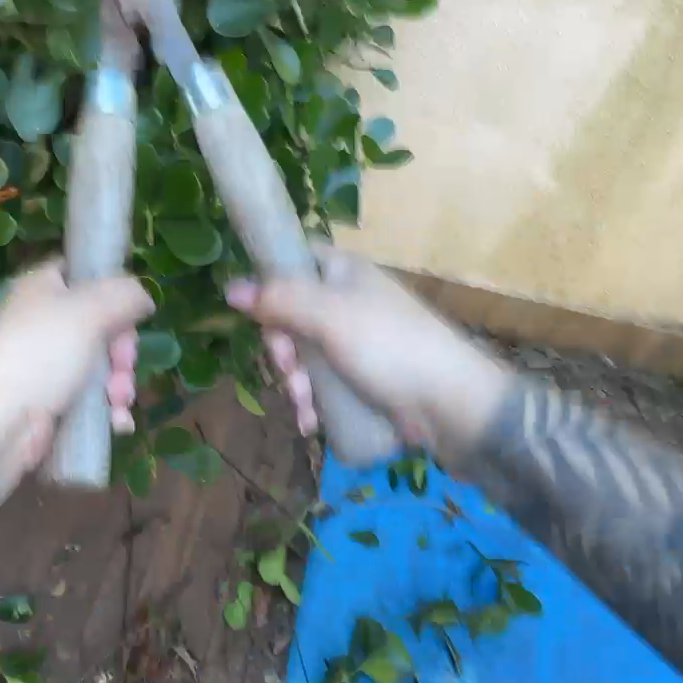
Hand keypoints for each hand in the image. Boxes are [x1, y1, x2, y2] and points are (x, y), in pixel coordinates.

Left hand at [0, 262, 153, 460]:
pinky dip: (108, 409)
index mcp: (43, 287)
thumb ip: (124, 295)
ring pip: (101, 364)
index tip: (130, 311)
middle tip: (122, 365)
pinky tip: (117, 423)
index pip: (83, 272)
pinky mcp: (53, 401)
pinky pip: (92, 398)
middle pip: (102, 323)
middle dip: (122, 349)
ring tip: (117, 401)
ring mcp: (48, 363)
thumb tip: (143, 296)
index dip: (112, 289)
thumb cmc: (39, 352)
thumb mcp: (89, 309)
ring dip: (119, 383)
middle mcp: (45, 320)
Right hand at [226, 245, 513, 448]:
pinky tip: (311, 422)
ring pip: (302, 353)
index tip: (258, 316)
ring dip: (295, 383)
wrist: (453, 405)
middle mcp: (346, 299)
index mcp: (342, 271)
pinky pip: (322, 381)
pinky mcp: (362, 375)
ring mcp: (355, 339)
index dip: (268, 285)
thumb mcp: (328, 316)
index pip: (291, 260)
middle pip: (289, 314)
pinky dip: (312, 400)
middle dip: (282, 351)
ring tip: (304, 407)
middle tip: (289, 373)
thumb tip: (229, 287)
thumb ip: (278, 299)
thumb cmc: (389, 346)